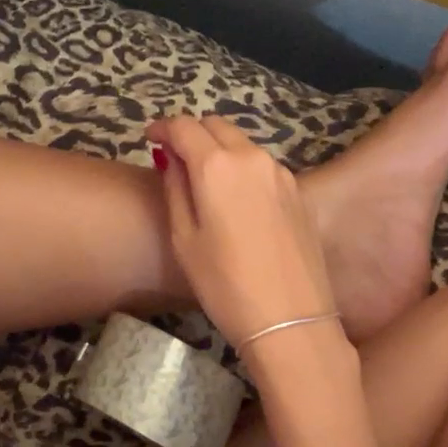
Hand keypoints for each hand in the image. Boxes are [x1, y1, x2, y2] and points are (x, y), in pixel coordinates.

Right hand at [148, 116, 337, 351]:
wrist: (292, 321)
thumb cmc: (226, 285)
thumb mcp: (185, 239)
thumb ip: (175, 188)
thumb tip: (172, 158)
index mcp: (217, 165)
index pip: (184, 126)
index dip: (163, 126)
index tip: (150, 137)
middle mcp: (250, 156)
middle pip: (215, 125)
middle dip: (192, 132)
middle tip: (175, 155)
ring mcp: (279, 171)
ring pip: (242, 141)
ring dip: (219, 148)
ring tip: (205, 178)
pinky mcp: (297, 189)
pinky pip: (262, 163)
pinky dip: (242, 166)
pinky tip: (237, 197)